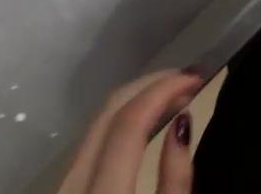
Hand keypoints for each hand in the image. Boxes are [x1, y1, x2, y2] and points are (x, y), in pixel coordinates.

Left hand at [59, 70, 205, 193]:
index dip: (164, 89)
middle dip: (151, 84)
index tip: (196, 77)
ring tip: (171, 96)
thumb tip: (182, 123)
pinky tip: (144, 120)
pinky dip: (121, 119)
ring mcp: (64, 182)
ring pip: (98, 121)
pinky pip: (92, 138)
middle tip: (187, 79)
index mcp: (104, 190)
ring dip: (137, 99)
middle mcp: (75, 179)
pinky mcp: (65, 186)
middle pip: (109, 111)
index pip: (130, 121)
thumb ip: (176, 180)